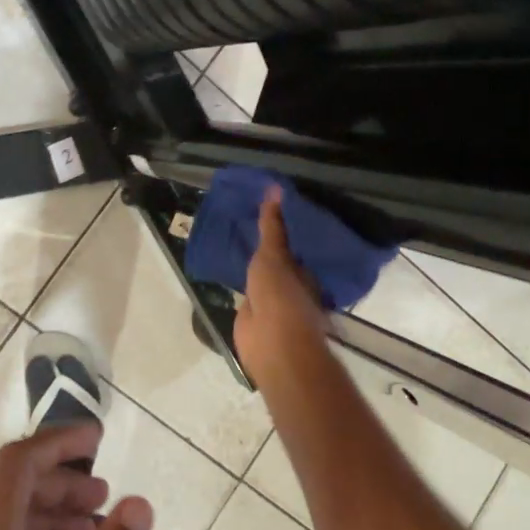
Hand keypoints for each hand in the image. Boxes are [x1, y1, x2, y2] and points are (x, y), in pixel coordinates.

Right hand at [234, 186, 329, 388]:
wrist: (269, 341)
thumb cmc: (280, 295)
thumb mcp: (273, 255)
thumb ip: (272, 226)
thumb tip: (275, 188)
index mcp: (303, 273)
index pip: (293, 247)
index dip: (281, 231)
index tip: (266, 212)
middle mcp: (290, 288)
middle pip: (277, 263)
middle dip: (265, 250)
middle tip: (244, 224)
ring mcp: (271, 305)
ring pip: (260, 279)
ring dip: (251, 269)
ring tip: (232, 243)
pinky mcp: (252, 318)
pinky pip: (244, 294)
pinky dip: (238, 285)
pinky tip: (226, 272)